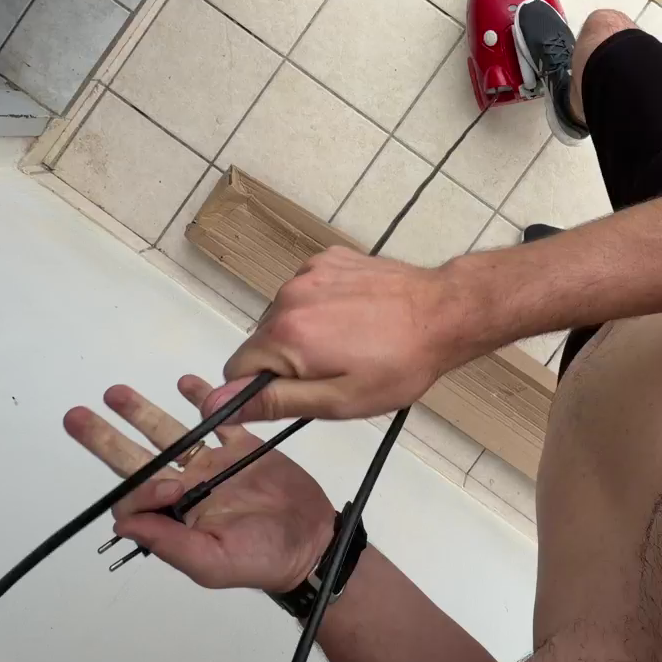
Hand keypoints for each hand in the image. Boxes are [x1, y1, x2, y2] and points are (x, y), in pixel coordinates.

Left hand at [63, 376, 334, 592]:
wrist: (311, 540)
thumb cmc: (262, 557)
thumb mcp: (211, 562)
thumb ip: (169, 542)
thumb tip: (124, 521)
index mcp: (177, 513)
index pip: (141, 490)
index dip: (143, 485)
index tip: (171, 488)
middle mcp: (191, 484)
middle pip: (141, 455)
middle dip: (108, 436)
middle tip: (76, 416)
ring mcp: (217, 461)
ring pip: (173, 431)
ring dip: (144, 412)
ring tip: (116, 393)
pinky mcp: (247, 444)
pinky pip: (220, 418)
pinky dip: (203, 399)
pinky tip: (186, 384)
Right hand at [204, 247, 478, 422]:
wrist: (445, 312)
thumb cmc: (399, 364)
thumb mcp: (338, 400)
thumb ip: (275, 401)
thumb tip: (216, 404)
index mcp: (286, 332)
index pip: (236, 368)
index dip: (260, 390)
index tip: (298, 394)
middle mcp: (289, 294)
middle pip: (262, 339)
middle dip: (287, 361)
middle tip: (335, 370)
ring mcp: (311, 270)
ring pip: (285, 314)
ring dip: (305, 332)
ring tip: (351, 342)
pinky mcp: (331, 257)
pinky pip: (308, 289)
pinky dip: (322, 305)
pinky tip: (356, 316)